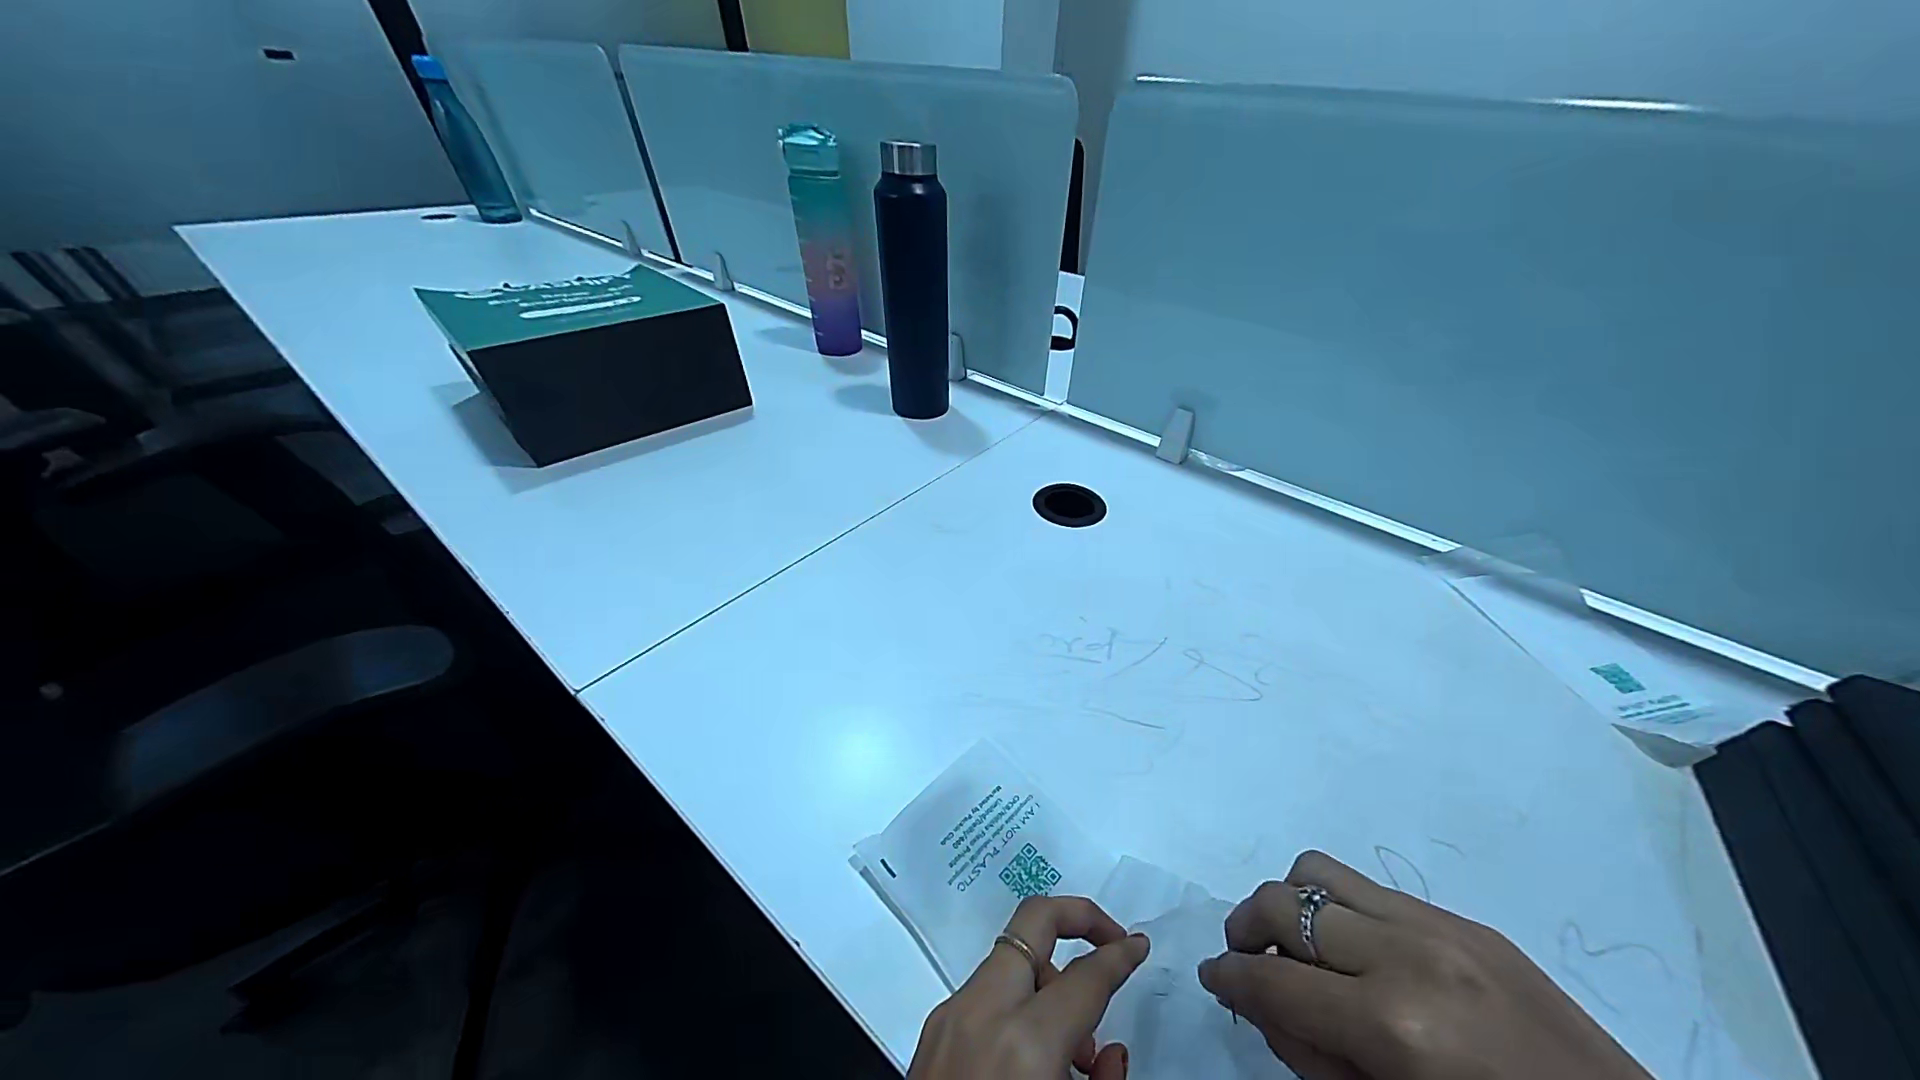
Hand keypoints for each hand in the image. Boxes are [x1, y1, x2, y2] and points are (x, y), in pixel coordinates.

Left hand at [907, 895, 1150, 1079]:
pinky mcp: (933, 1029)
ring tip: (1074, 1043)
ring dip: (1049, 974)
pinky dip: (1019, 1001)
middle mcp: (982, 1011)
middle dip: (1078, 918)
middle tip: (1110, 940)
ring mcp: (950, 1014)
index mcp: (1024, 1043)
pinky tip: (1034, 1056)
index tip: (1139, 944)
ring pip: (1010, 956)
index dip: (1120, 955)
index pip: (1085, 977)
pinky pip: (988, 991)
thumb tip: (1109, 1050)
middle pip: (1032, 920)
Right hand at [1198, 852, 1653, 1079]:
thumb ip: (1308, 1052)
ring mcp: (1440, 926)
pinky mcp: (1466, 920)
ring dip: (1288, 901)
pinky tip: (1356, 950)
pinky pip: (1372, 889)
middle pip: (1283, 901)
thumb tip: (1257, 998)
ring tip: (1295, 940)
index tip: (1213, 977)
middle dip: (1245, 926)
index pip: (1272, 976)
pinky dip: (1339, 908)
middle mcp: (1407, 954)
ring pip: (1318, 871)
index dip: (1227, 975)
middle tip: (1246, 958)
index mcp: (1392, 1023)